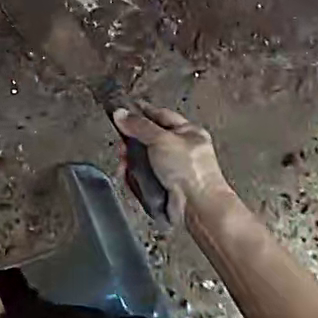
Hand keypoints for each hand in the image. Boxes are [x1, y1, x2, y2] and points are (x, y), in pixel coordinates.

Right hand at [113, 103, 233, 226]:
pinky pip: (142, 177)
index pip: (160, 115)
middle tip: (121, 141)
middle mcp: (180, 151)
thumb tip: (120, 114)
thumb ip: (139, 125)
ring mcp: (171, 170)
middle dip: (132, 140)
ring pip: (143, 158)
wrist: (197, 208)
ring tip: (122, 161)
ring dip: (129, 159)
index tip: (124, 108)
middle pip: (148, 138)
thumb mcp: (162, 139)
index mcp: (188, 133)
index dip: (142, 111)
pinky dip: (132, 176)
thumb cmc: (191, 172)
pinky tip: (125, 174)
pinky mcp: (163, 187)